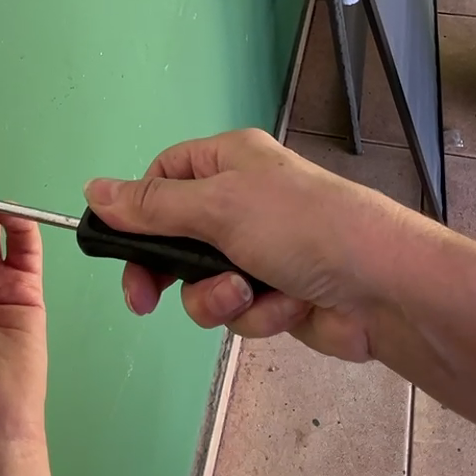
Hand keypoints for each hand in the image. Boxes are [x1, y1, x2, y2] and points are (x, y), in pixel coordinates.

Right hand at [82, 128, 426, 362]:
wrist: (382, 288)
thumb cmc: (298, 226)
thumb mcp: (218, 207)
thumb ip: (151, 205)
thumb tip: (92, 188)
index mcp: (228, 161)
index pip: (163, 175)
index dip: (139, 208)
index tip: (116, 245)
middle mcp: (242, 200)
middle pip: (176, 236)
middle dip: (171, 271)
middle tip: (146, 299)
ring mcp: (260, 249)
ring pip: (203, 282)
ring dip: (221, 297)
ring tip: (250, 293)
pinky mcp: (277, 294)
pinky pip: (239, 310)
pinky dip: (258, 314)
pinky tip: (288, 308)